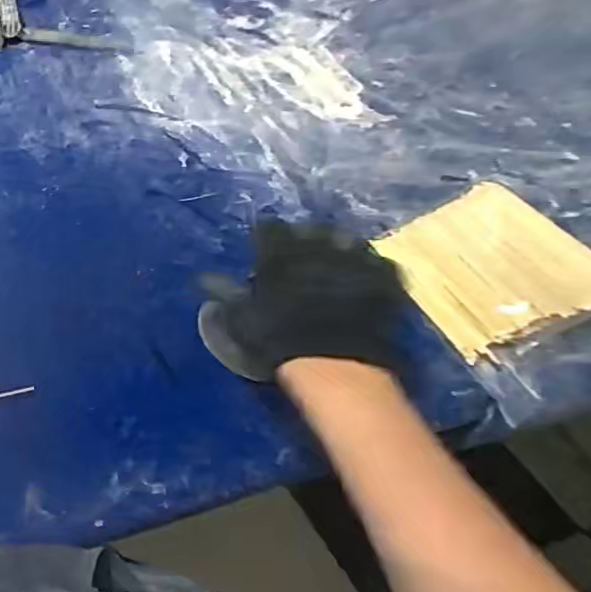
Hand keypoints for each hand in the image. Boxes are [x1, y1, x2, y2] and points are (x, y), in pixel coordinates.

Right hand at [211, 220, 408, 377]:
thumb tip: (205, 277)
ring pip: (350, 242)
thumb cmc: (276, 337)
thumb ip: (227, 292)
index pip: (272, 229)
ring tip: (333, 253)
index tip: (262, 236)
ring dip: (340, 246)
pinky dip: (371, 264)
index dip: (266, 231)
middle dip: (306, 234)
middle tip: (299, 244)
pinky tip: (363, 271)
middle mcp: (319, 254)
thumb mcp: (240, 315)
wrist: (332, 362)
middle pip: (315, 229)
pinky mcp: (385, 284)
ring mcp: (356, 267)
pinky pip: (381, 264)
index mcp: (279, 258)